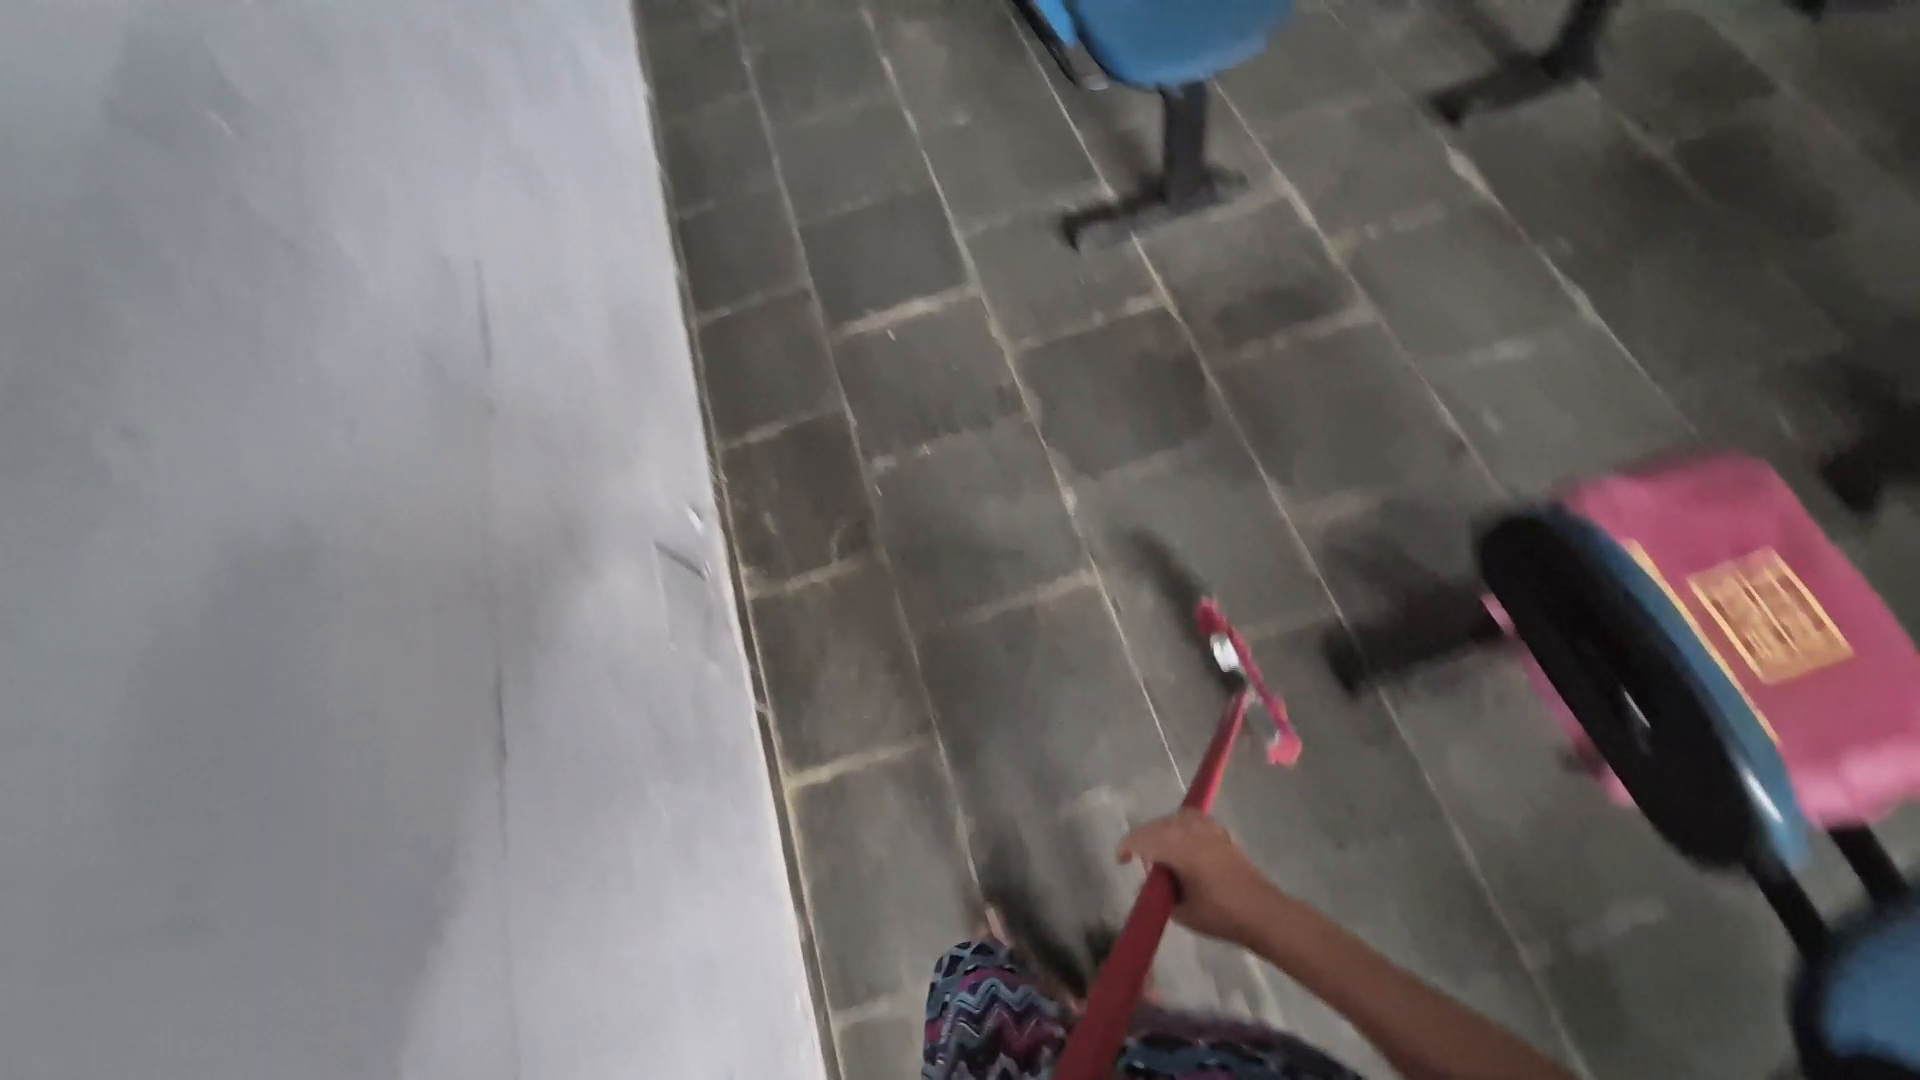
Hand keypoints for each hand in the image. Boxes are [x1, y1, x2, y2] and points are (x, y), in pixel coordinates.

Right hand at [1117, 810, 1278, 947]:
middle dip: (1143, 840)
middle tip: (1140, 862)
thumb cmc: (1221, 915)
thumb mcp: (1181, 911)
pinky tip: (1182, 841)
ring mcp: (1208, 828)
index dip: (1127, 847)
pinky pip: (1192, 820)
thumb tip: (1151, 883)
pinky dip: (1180, 826)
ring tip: (1159, 851)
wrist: (1263, 913)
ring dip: (1161, 831)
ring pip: (1173, 819)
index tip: (1120, 860)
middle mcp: (1190, 830)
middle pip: (1156, 826)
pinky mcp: (1221, 832)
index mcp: (1177, 847)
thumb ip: (1161, 893)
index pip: (1142, 838)